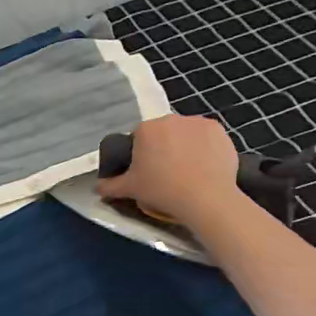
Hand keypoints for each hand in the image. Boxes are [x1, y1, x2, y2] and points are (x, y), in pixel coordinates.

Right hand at [96, 115, 242, 225]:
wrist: (204, 197)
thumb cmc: (162, 190)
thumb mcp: (131, 190)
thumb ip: (110, 186)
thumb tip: (96, 187)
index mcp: (145, 129)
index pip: (140, 138)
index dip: (143, 155)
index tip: (148, 173)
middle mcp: (170, 118)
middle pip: (164, 133)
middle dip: (165, 148)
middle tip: (168, 174)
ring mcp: (197, 122)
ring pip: (186, 134)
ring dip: (186, 146)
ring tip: (190, 171)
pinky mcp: (219, 130)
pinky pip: (207, 137)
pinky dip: (206, 148)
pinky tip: (206, 167)